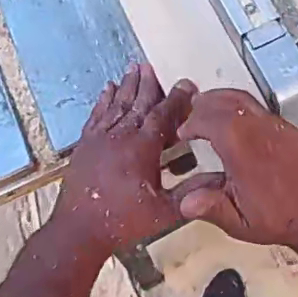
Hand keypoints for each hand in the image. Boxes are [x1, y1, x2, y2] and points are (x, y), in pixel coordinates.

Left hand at [53, 65, 195, 253]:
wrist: (79, 229)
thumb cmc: (122, 222)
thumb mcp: (164, 211)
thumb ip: (191, 192)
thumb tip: (218, 179)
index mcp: (141, 149)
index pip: (162, 116)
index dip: (175, 99)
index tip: (186, 85)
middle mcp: (119, 137)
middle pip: (137, 103)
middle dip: (148, 84)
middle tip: (153, 67)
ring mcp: (99, 140)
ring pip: (116, 105)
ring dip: (126, 86)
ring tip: (133, 69)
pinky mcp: (85, 146)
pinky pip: (96, 116)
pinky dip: (103, 101)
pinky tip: (107, 90)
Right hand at [172, 89, 297, 246]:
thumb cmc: (275, 220)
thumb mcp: (237, 222)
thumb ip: (210, 209)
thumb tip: (185, 203)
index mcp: (246, 154)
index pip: (214, 121)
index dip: (193, 123)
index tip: (182, 132)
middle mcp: (263, 135)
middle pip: (228, 104)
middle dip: (204, 106)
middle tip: (189, 115)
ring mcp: (278, 129)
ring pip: (246, 100)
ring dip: (221, 100)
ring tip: (205, 107)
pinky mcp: (288, 130)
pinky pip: (261, 108)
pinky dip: (240, 107)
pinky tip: (232, 118)